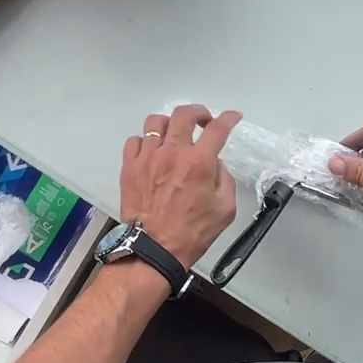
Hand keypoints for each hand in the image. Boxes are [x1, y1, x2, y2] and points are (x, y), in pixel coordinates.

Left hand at [120, 105, 241, 267]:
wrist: (154, 250)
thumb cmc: (191, 233)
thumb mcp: (225, 209)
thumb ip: (224, 179)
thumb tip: (215, 163)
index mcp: (199, 163)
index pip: (218, 128)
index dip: (229, 118)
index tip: (233, 117)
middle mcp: (172, 153)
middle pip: (184, 114)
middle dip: (199, 112)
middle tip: (203, 122)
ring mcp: (147, 158)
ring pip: (156, 122)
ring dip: (170, 124)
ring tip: (175, 135)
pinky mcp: (129, 167)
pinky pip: (135, 140)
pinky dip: (146, 141)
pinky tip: (152, 151)